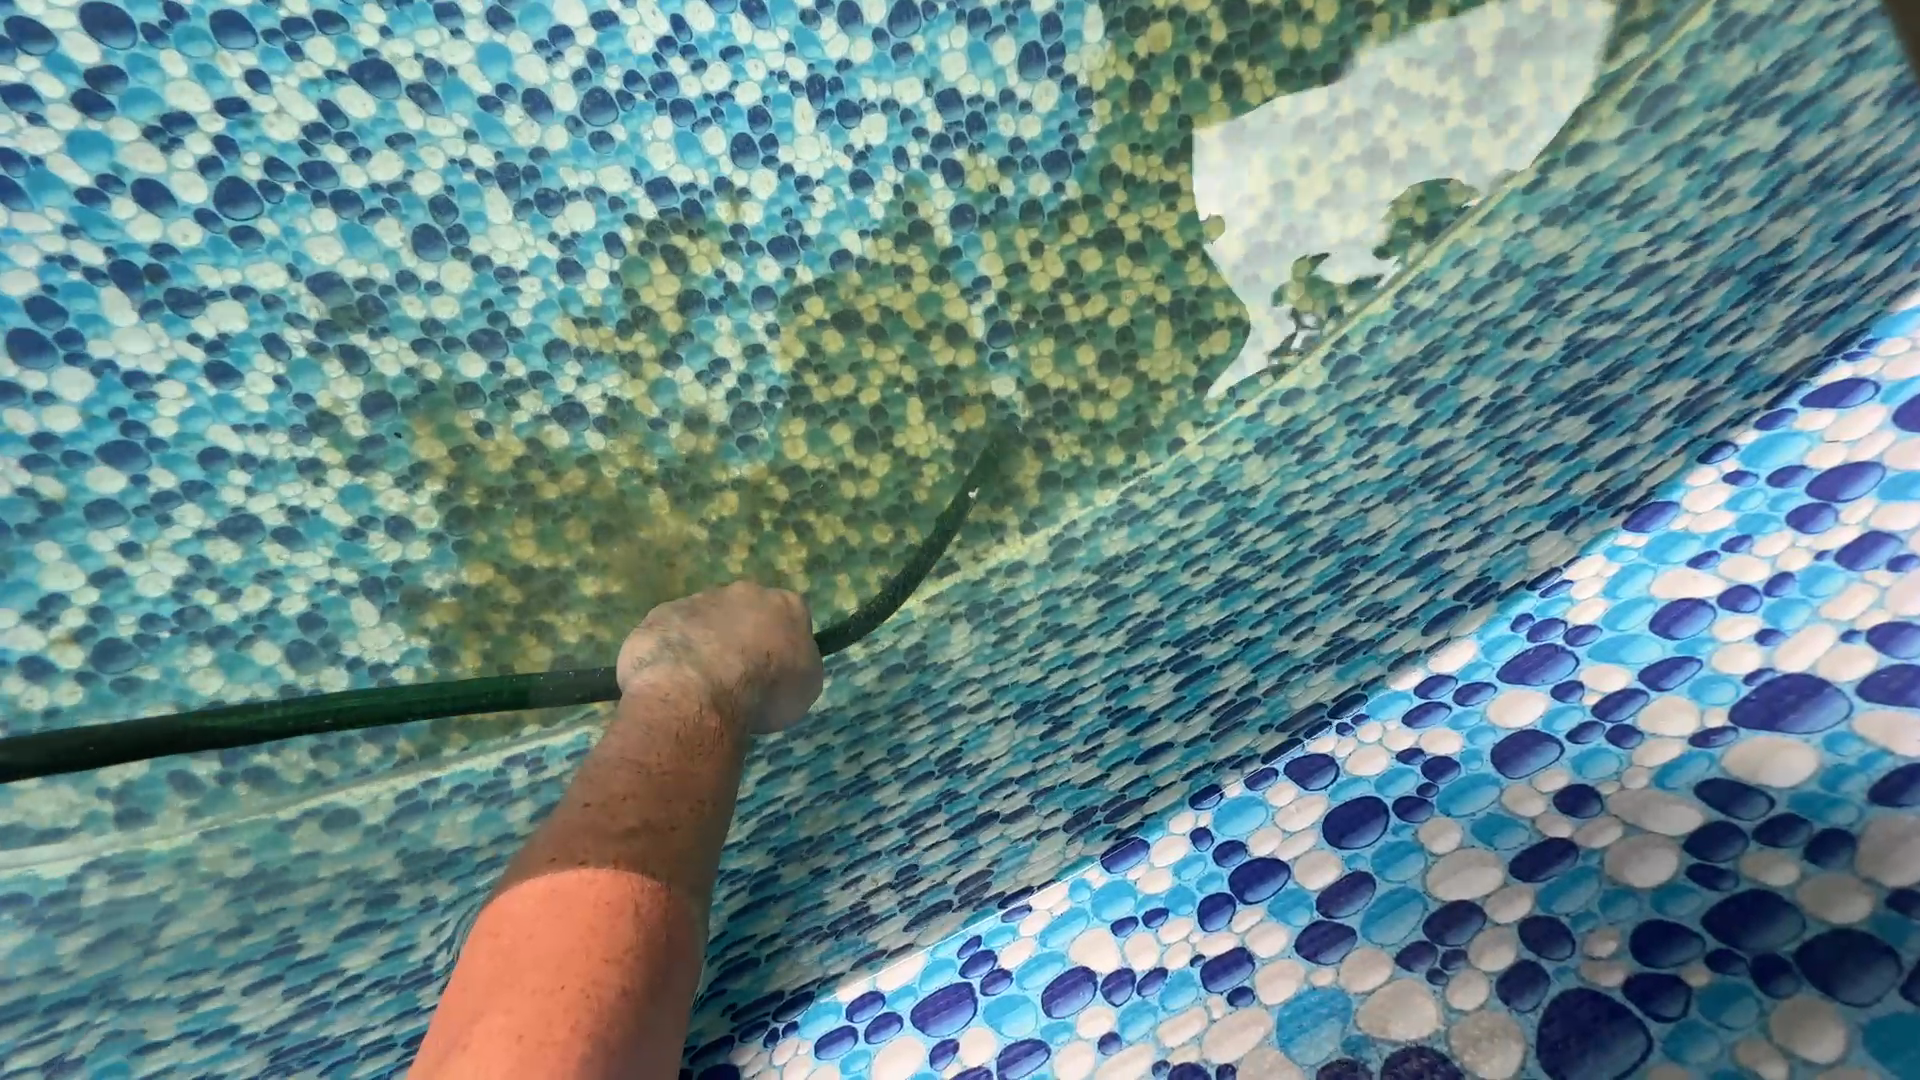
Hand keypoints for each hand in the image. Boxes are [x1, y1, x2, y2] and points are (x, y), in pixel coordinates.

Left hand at [614, 582, 823, 734]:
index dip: (782, 643)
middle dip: (741, 636)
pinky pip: (671, 633)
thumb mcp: (806, 685)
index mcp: (785, 604)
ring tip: (699, 683)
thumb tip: (787, 661)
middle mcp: (744, 591)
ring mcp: (699, 599)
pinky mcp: (661, 614)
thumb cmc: (765, 691)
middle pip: (746, 611)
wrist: (699, 692)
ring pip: (706, 620)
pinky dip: (673, 653)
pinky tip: (672, 681)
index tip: (775, 669)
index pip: (790, 616)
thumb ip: (799, 663)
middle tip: (736, 675)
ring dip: (705, 643)